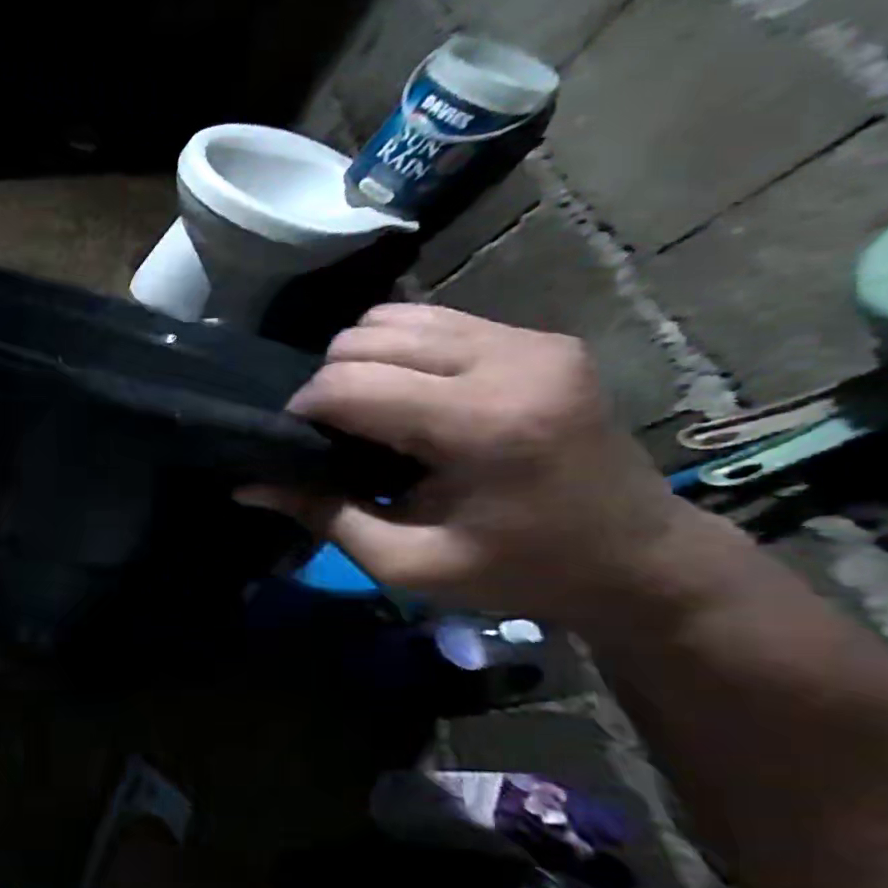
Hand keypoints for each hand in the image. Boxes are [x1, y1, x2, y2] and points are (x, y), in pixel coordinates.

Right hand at [242, 304, 716, 622]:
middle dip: (330, 383)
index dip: (304, 408)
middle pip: (364, 339)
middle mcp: (509, 362)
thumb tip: (247, 485)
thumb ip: (324, 516)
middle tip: (335, 433)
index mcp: (482, 425)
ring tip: (369, 409)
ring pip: (393, 317)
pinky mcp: (538, 336)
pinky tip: (406, 390)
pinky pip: (433, 319)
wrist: (639, 558)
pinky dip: (398, 349)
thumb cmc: (520, 571)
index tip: (299, 443)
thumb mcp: (410, 563)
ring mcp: (529, 340)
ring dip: (360, 360)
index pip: (351, 383)